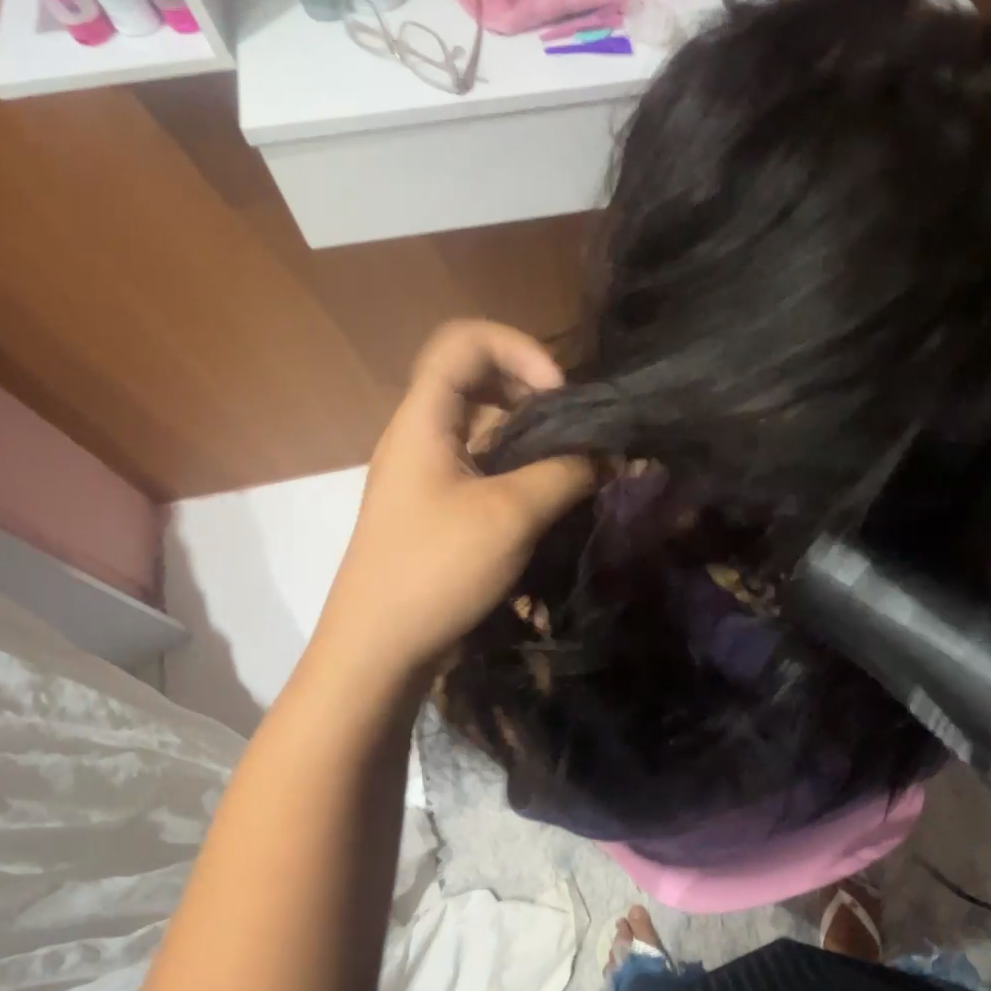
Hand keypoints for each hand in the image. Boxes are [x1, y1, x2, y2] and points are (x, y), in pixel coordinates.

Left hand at [316, 322, 595, 678]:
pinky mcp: (439, 507)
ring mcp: (429, 473)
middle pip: (477, 378)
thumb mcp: (511, 515)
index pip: (465, 341)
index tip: (560, 395)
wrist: (378, 650)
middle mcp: (421, 435)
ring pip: (484, 425)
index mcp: (423, 419)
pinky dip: (522, 467)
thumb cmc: (436, 570)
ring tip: (575, 461)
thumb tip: (613, 452)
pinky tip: (554, 495)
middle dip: (533, 390)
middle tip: (575, 426)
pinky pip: (484, 465)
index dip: (519, 348)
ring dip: (533, 434)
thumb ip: (567, 472)